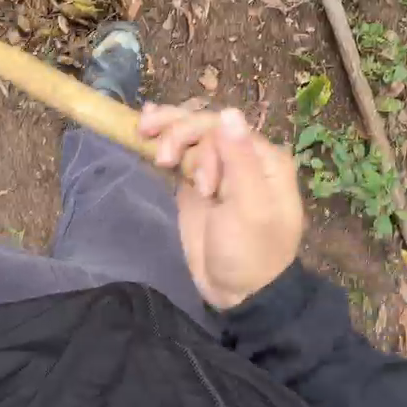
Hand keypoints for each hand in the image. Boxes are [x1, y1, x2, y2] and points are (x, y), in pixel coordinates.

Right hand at [140, 104, 304, 309]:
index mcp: (264, 159)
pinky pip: (179, 153)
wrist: (238, 293)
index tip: (200, 185)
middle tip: (162, 160)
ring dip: (165, 130)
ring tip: (143, 130)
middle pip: (202, 127)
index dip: (203, 144)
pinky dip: (161, 139)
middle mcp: (242, 157)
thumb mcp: (250, 209)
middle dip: (178, 136)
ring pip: (188, 135)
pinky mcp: (195, 183)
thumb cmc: (250, 252)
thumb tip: (230, 112)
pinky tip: (144, 124)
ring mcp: (217, 169)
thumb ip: (239, 160)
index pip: (223, 128)